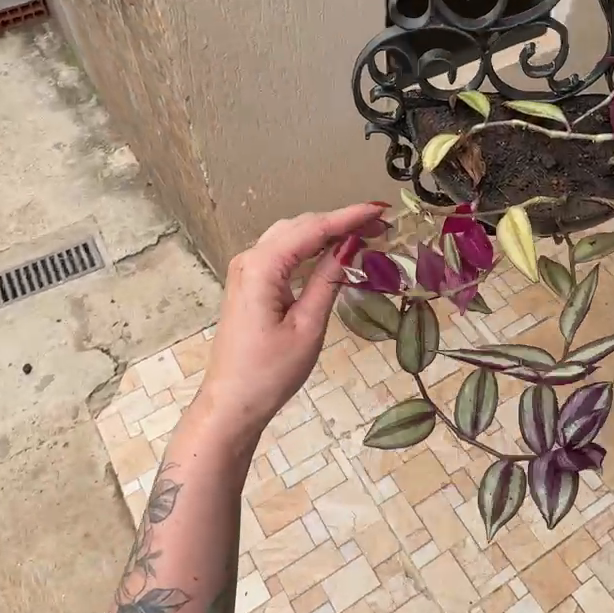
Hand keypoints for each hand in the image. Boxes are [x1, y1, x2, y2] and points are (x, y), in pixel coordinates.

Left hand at [193, 203, 388, 429]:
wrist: (232, 403)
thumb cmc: (270, 372)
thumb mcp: (308, 326)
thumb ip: (328, 279)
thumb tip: (351, 244)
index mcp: (262, 266)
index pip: (312, 229)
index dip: (349, 216)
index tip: (381, 209)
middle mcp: (249, 259)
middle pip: (301, 226)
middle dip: (340, 221)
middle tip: (380, 224)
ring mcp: (246, 270)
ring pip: (291, 236)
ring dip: (326, 232)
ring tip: (364, 233)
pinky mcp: (249, 283)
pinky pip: (283, 252)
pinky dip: (310, 247)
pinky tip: (333, 251)